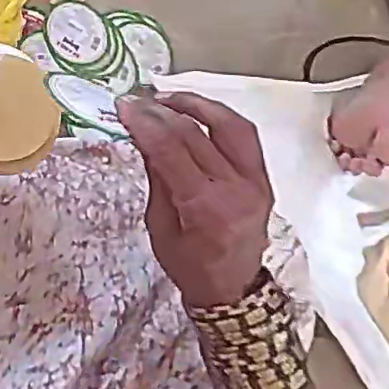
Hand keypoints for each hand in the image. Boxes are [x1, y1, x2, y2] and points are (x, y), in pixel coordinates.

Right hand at [119, 93, 272, 307]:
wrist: (233, 290)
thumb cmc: (190, 266)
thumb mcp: (160, 226)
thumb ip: (157, 177)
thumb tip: (145, 134)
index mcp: (206, 209)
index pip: (171, 150)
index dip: (144, 123)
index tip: (124, 106)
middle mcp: (236, 189)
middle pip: (195, 134)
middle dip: (160, 111)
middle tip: (137, 100)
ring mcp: (256, 181)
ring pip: (227, 125)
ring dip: (195, 105)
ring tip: (167, 98)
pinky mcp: (264, 177)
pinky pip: (245, 135)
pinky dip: (219, 116)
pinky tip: (197, 111)